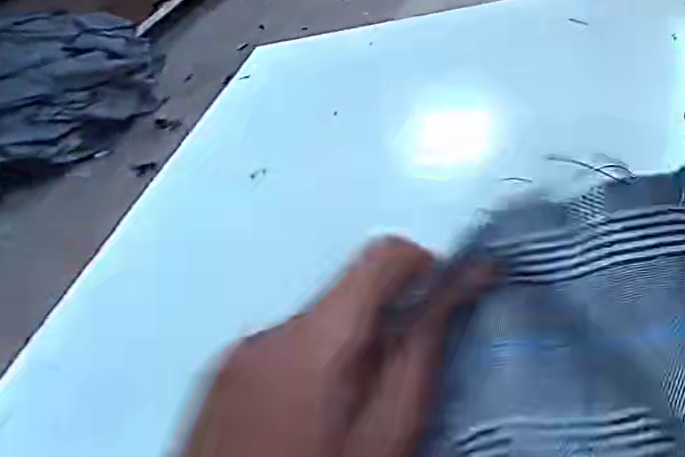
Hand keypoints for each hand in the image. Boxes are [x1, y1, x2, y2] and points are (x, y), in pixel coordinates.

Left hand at [180, 237, 492, 456]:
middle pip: (349, 289)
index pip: (383, 254)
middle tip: (398, 378)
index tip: (439, 306)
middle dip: (384, 317)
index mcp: (315, 339)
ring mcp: (233, 362)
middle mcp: (268, 335)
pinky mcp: (215, 387)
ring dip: (346, 346)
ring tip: (348, 414)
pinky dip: (309, 368)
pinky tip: (309, 424)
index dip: (424, 268)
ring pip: (318, 320)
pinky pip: (281, 349)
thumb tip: (470, 274)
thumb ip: (428, 342)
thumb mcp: (393, 430)